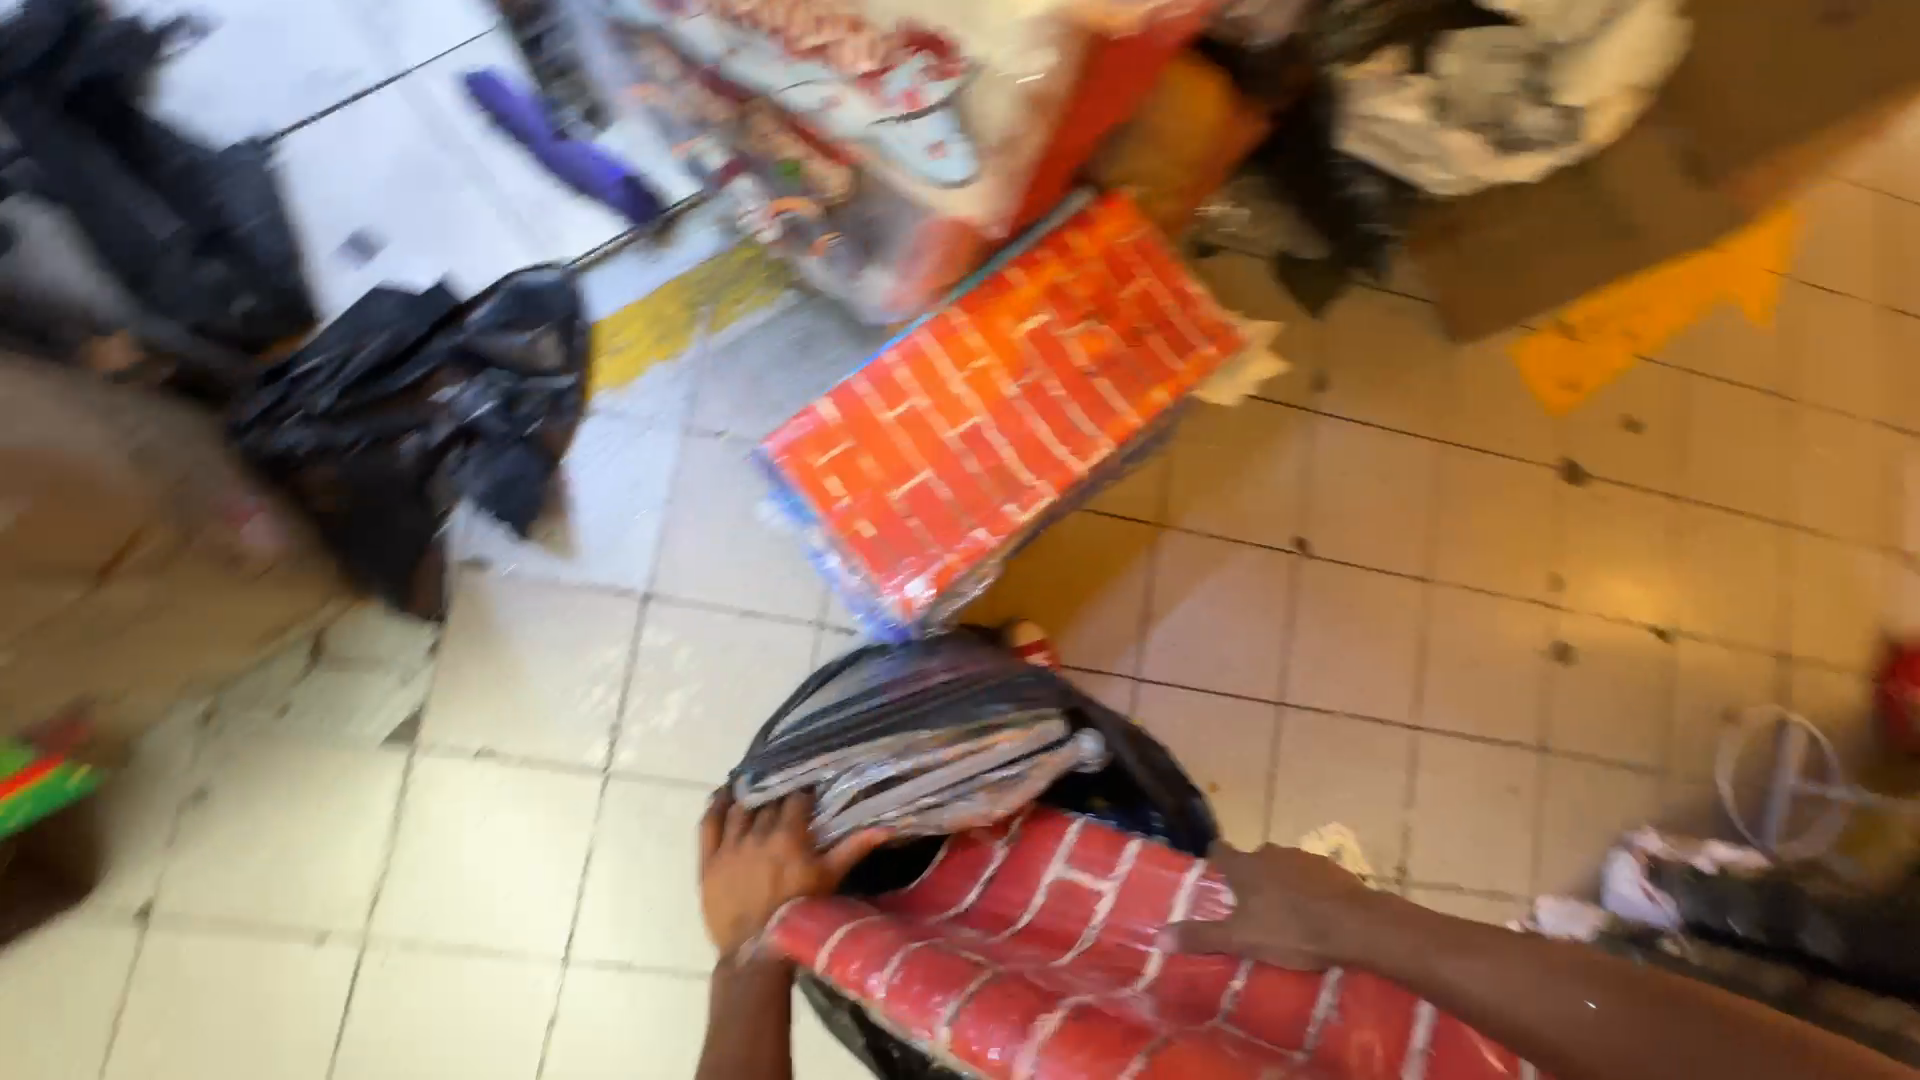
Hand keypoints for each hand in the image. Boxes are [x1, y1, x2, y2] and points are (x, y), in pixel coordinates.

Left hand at [698, 790, 888, 956]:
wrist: (756, 952)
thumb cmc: (799, 912)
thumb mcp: (830, 879)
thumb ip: (854, 849)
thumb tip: (886, 827)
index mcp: (788, 836)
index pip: (796, 800)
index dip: (803, 797)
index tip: (808, 798)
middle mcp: (757, 835)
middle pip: (769, 804)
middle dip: (778, 799)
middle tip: (785, 801)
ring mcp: (730, 847)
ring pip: (741, 810)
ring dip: (751, 800)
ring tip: (758, 794)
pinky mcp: (709, 861)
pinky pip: (709, 824)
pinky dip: (716, 805)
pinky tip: (723, 793)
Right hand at [1158, 842, 1396, 969]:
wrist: (1354, 924)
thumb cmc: (1290, 929)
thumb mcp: (1240, 939)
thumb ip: (1201, 936)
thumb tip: (1159, 936)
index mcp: (1244, 867)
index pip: (1219, 851)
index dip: (1216, 862)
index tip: (1216, 879)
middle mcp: (1268, 853)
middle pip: (1252, 860)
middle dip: (1251, 878)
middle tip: (1252, 908)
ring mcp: (1301, 857)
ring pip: (1281, 867)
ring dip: (1280, 883)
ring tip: (1286, 914)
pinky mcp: (1329, 868)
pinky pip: (1310, 876)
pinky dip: (1308, 890)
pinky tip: (1316, 913)